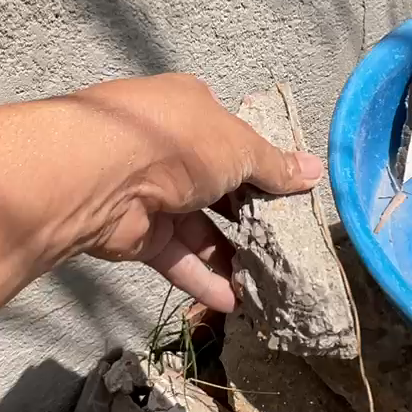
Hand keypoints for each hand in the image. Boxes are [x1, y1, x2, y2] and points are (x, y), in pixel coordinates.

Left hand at [54, 74, 322, 311]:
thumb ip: (273, 166)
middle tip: (287, 244)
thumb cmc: (176, 142)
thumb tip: (314, 170)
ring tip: (268, 282)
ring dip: (231, 255)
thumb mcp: (238, 147)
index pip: (235, 140)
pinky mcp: (137, 234)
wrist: (98, 175)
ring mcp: (152, 193)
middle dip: (251, 217)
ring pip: (199, 228)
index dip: (264, 167)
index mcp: (192, 111)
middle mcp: (170, 149)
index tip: (293, 195)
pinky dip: (203, 277)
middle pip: (219, 187)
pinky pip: (177, 257)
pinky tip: (235, 301)